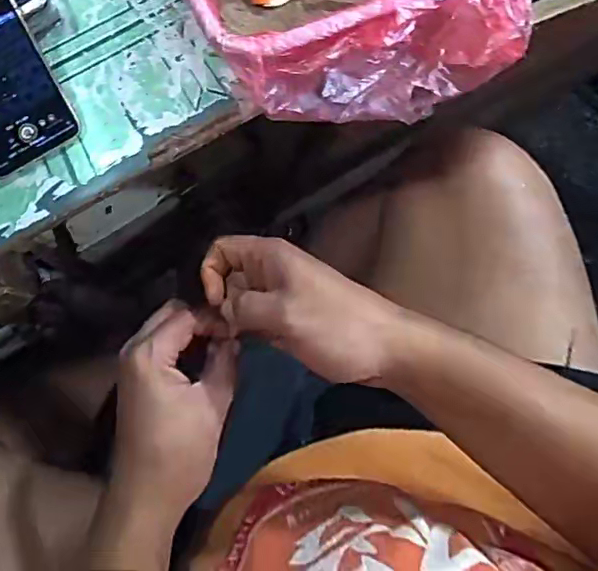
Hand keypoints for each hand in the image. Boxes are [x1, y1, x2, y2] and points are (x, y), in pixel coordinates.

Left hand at [111, 300, 238, 522]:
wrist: (144, 497)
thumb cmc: (179, 454)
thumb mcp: (211, 407)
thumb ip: (224, 364)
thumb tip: (234, 339)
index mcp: (148, 352)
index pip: (185, 314)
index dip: (214, 318)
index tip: (238, 331)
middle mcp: (132, 348)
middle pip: (169, 313)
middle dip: (200, 319)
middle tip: (229, 336)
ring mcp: (128, 361)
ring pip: (162, 326)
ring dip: (188, 331)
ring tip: (220, 345)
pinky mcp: (132, 375)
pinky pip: (156, 344)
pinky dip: (177, 344)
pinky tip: (200, 359)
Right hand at [202, 235, 413, 386]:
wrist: (386, 349)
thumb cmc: (335, 325)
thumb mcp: (283, 314)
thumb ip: (244, 307)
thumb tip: (222, 310)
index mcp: (268, 255)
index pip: (221, 248)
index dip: (210, 273)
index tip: (217, 304)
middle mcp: (270, 269)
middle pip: (227, 275)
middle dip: (221, 301)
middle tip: (227, 331)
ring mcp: (280, 294)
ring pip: (240, 299)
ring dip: (235, 320)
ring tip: (239, 342)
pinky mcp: (288, 317)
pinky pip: (257, 317)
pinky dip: (250, 331)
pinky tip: (255, 348)